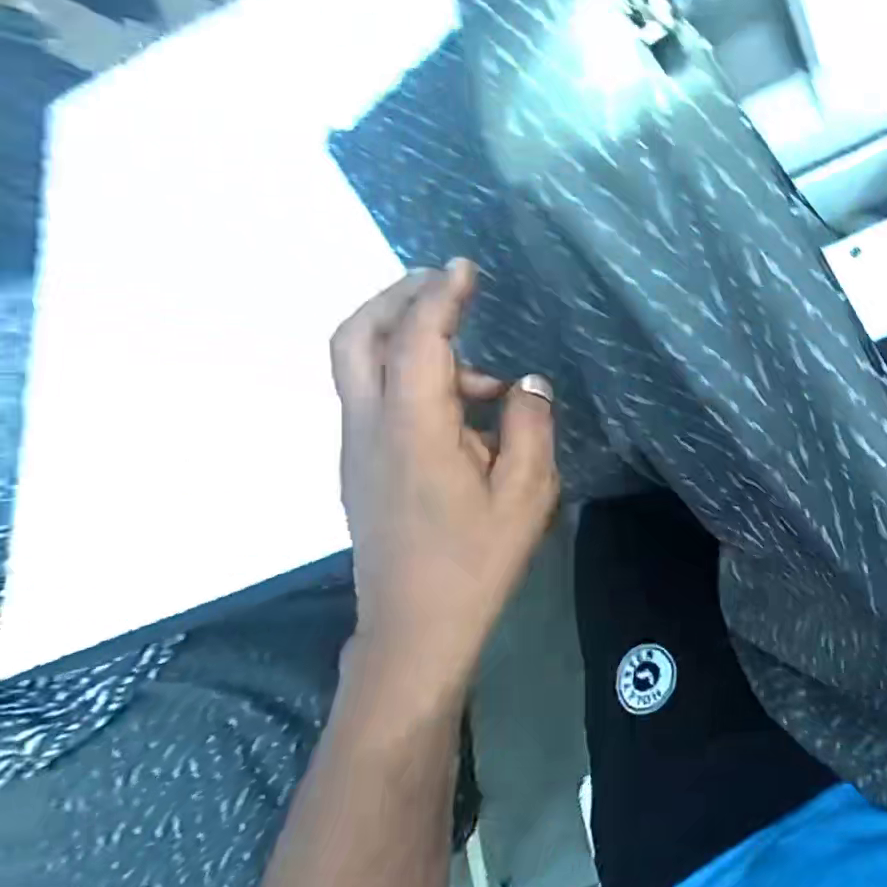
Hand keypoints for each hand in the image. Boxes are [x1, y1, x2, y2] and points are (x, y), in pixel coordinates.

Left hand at [329, 260, 559, 711]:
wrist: (418, 619)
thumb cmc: (480, 556)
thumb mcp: (528, 491)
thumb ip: (529, 427)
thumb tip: (528, 383)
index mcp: (414, 428)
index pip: (420, 341)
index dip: (441, 297)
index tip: (464, 267)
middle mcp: (370, 425)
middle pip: (357, 339)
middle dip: (395, 300)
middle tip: (443, 284)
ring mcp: (358, 446)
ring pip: (361, 367)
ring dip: (413, 346)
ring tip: (487, 378)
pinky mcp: (362, 464)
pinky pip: (376, 398)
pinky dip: (412, 379)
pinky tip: (465, 411)